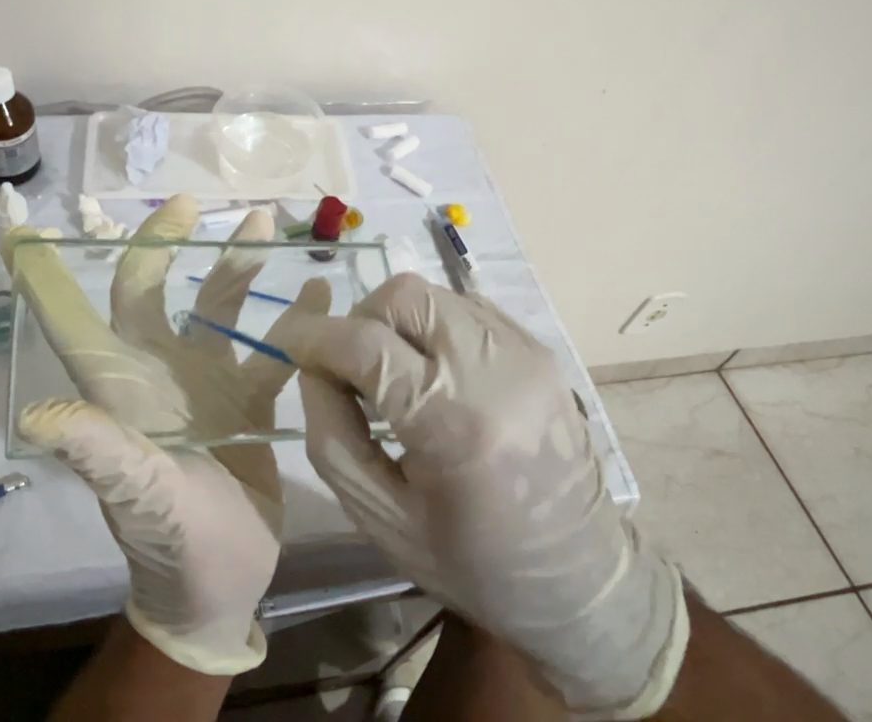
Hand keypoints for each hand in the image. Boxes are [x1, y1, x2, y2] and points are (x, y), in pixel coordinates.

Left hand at [5, 195, 328, 675]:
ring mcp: (205, 385)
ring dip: (236, 266)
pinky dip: (291, 319)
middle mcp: (157, 374)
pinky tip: (316, 291)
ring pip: (216, 308)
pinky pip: (269, 349)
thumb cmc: (171, 547)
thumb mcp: (139, 497)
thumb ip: (101, 451)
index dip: (47, 276)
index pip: (77, 317)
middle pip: (151, 292)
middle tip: (191, 205)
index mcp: (120, 388)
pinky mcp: (247, 403)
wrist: (220, 589)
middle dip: (165, 244)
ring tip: (264, 223)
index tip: (26, 228)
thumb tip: (37, 412)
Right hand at [278, 274, 687, 719]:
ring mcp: (525, 353)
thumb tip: (314, 369)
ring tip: (392, 371)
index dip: (315, 338)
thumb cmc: (471, 563)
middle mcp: (494, 370)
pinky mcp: (541, 351)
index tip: (293, 347)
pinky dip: (435, 326)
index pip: (364, 343)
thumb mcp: (381, 518)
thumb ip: (333, 435)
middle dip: (360, 318)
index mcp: (452, 423)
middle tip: (350, 365)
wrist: (578, 578)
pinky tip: (433, 370)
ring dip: (398, 320)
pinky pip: (469, 308)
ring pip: (436, 294)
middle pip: (403, 296)